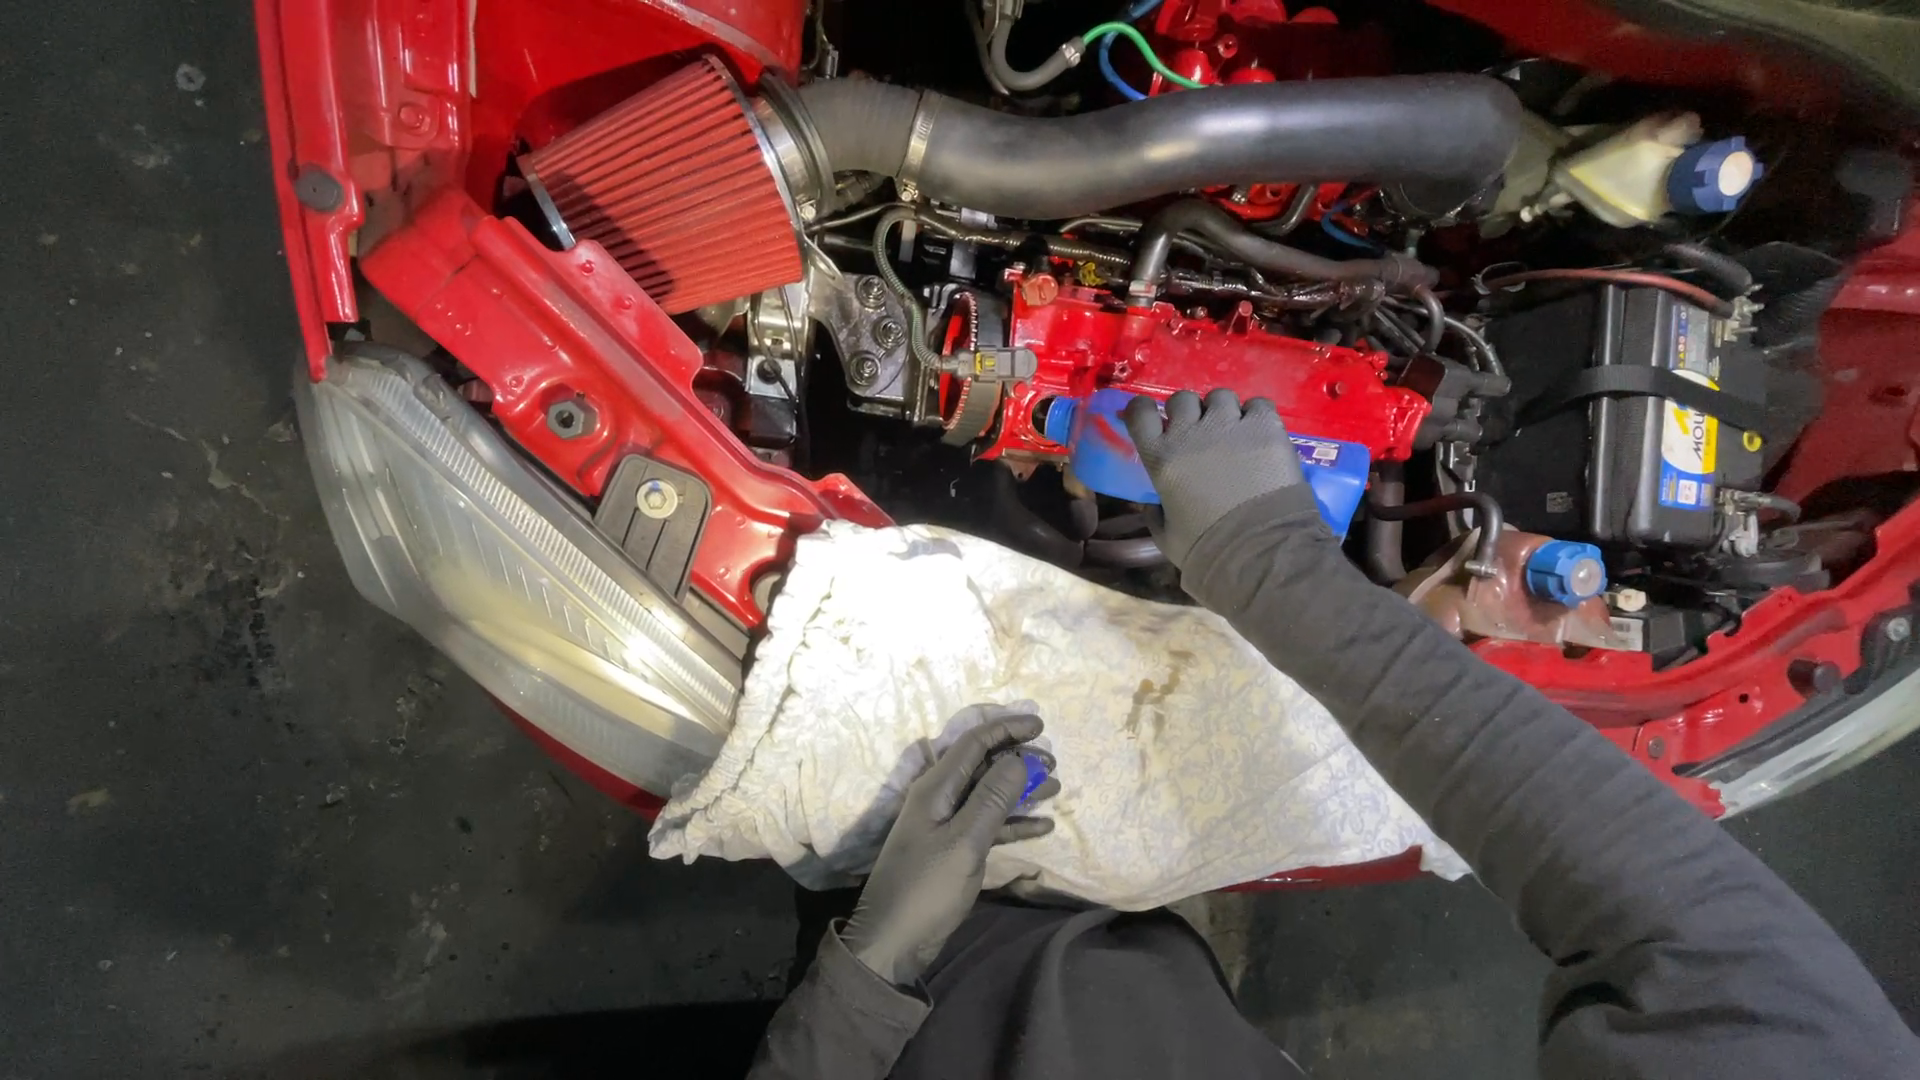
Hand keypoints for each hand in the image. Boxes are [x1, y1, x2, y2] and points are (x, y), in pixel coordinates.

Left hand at [842, 707, 1058, 986]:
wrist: (892, 943)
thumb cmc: (925, 888)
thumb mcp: (964, 842)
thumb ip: (992, 798)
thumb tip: (1018, 757)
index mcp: (935, 786)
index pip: (974, 742)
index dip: (1006, 729)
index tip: (1040, 725)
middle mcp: (940, 797)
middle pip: (983, 765)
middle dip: (1018, 758)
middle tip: (1053, 763)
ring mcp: (947, 823)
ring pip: (990, 794)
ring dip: (1021, 790)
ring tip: (1056, 788)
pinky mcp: (955, 849)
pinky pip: (990, 824)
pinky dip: (1014, 823)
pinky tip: (1043, 826)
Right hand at [1122, 388, 1308, 568]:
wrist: (1260, 550)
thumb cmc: (1205, 548)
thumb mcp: (1166, 534)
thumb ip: (1156, 514)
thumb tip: (1155, 505)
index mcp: (1161, 457)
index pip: (1140, 412)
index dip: (1143, 409)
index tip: (1150, 416)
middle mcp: (1191, 433)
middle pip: (1182, 399)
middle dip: (1188, 412)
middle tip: (1199, 432)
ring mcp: (1230, 425)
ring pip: (1220, 396)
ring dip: (1222, 411)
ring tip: (1233, 432)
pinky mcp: (1266, 427)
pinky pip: (1257, 404)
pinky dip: (1256, 415)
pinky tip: (1260, 435)